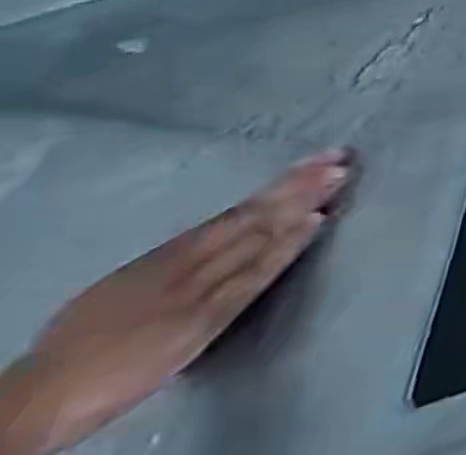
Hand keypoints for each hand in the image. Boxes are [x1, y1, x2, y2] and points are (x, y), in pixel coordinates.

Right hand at [0, 149, 353, 454]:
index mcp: (166, 256)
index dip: (278, 186)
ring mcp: (197, 289)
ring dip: (303, 204)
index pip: (234, 212)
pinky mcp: (202, 319)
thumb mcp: (128, 289)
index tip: (317, 160)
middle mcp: (184, 263)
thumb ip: (176, 265)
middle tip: (341, 156)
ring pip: (259, 236)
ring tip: (339, 177)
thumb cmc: (79, 346)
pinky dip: (286, 247)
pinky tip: (315, 223)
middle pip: (252, 215)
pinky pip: (252, 275)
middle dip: (299, 185)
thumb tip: (216, 244)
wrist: (37, 396)